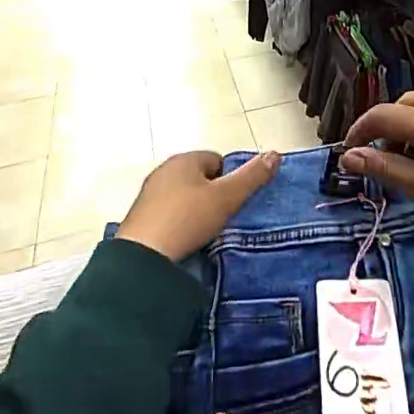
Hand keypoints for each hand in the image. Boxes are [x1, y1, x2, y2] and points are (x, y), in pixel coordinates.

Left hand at [115, 150, 280, 260]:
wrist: (142, 259)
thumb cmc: (188, 219)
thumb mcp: (229, 196)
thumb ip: (253, 176)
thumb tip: (275, 155)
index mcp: (184, 159)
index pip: (218, 160)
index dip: (229, 179)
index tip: (230, 201)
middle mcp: (163, 171)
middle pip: (201, 178)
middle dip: (212, 194)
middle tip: (221, 216)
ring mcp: (147, 196)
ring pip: (184, 197)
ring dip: (195, 210)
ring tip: (203, 231)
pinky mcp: (138, 219)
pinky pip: (169, 215)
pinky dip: (179, 224)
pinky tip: (184, 240)